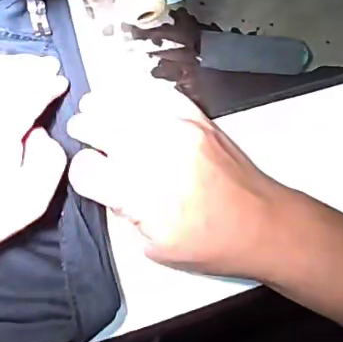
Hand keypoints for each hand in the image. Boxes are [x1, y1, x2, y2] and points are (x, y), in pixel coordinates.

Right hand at [66, 80, 302, 275]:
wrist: (261, 223)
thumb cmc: (214, 242)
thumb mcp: (154, 248)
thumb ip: (122, 214)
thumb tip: (106, 186)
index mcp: (142, 196)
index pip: (86, 169)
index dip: (82, 171)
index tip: (88, 173)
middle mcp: (158, 157)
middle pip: (99, 126)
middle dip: (84, 129)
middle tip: (81, 130)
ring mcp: (180, 132)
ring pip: (125, 103)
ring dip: (105, 104)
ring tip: (94, 107)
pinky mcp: (198, 120)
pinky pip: (159, 93)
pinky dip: (139, 93)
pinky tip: (129, 98)